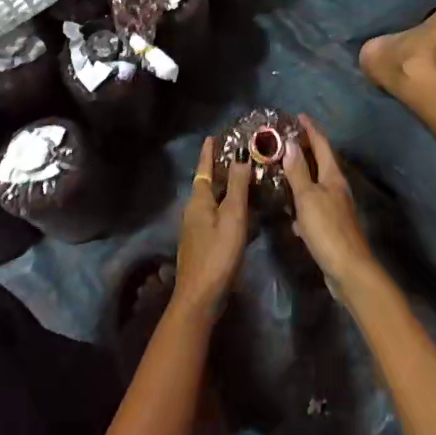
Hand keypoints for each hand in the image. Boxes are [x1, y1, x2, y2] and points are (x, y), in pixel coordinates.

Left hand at [174, 137, 250, 320]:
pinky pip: (214, 214)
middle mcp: (193, 211)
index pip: (204, 170)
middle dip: (219, 169)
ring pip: (211, 200)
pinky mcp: (201, 243)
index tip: (212, 137)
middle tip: (236, 154)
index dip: (208, 154)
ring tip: (241, 178)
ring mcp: (195, 229)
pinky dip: (225, 205)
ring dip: (224, 187)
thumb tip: (241, 156)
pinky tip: (238, 210)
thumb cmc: (218, 254)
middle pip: (206, 184)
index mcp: (199, 201)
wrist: (199, 297)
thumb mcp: (233, 217)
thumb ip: (238, 187)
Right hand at [284, 114, 378, 288]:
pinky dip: (302, 202)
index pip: (322, 145)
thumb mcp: (308, 198)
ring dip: (302, 174)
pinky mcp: (331, 226)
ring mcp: (336, 207)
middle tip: (286, 139)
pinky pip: (314, 205)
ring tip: (284, 169)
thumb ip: (298, 172)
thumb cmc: (327, 229)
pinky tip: (291, 211)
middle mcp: (337, 187)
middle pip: (321, 161)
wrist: (348, 269)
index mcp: (333, 176)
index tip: (299, 116)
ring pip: (317, 183)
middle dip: (306, 149)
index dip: (311, 129)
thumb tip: (290, 145)